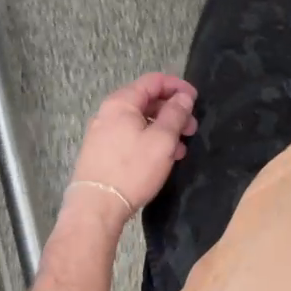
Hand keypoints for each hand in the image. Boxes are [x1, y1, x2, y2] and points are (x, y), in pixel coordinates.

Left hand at [68, 74, 197, 216]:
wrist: (95, 209)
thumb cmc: (132, 169)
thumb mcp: (162, 139)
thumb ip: (176, 113)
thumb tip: (183, 96)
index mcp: (121, 102)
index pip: (153, 81)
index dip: (178, 86)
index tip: (195, 100)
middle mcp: (108, 113)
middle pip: (146, 101)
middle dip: (172, 111)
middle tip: (191, 128)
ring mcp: (101, 134)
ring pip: (140, 121)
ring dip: (163, 130)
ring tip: (180, 149)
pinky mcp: (100, 153)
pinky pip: (130, 137)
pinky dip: (149, 141)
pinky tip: (161, 159)